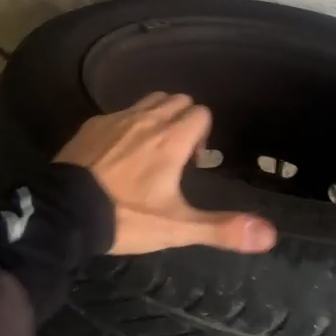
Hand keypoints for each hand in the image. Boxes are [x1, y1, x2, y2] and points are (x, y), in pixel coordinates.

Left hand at [54, 92, 277, 255]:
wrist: (65, 212)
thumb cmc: (126, 217)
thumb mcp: (177, 228)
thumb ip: (222, 228)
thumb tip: (270, 234)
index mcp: (172, 139)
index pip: (201, 112)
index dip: (203, 134)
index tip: (193, 162)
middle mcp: (148, 119)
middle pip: (178, 100)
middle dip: (184, 120)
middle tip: (176, 156)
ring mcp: (118, 118)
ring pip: (149, 101)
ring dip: (158, 116)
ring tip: (150, 151)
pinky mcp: (93, 123)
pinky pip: (120, 112)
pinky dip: (127, 124)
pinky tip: (118, 154)